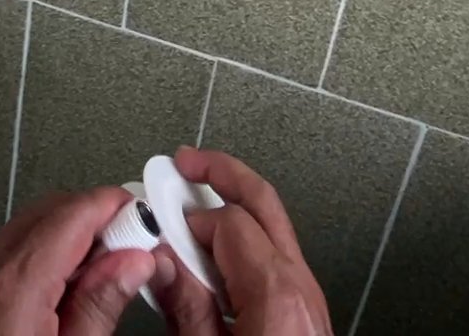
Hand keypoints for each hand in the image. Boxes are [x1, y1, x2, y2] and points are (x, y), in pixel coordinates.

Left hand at [0, 186, 167, 335]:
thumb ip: (99, 307)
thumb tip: (134, 260)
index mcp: (10, 291)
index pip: (75, 212)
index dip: (113, 209)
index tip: (139, 223)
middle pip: (47, 212)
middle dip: (88, 223)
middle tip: (121, 256)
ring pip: (18, 231)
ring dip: (54, 243)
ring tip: (76, 292)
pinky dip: (20, 264)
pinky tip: (36, 303)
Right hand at [147, 146, 332, 335]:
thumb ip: (185, 307)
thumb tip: (161, 260)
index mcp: (275, 291)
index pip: (228, 221)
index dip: (189, 217)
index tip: (159, 224)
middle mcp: (300, 283)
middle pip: (262, 199)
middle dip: (222, 171)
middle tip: (186, 161)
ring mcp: (309, 292)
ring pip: (272, 221)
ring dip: (234, 201)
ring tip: (197, 197)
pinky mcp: (307, 306)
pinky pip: (275, 250)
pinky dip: (246, 234)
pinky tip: (219, 247)